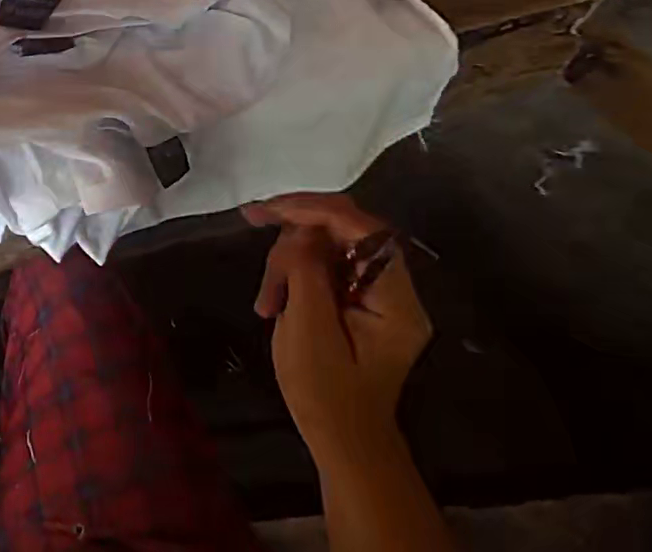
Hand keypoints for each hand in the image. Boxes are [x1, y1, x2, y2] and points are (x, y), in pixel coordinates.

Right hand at [243, 194, 431, 457]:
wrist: (343, 442)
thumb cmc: (326, 394)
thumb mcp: (309, 330)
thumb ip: (307, 271)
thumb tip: (299, 230)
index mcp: (395, 300)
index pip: (363, 230)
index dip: (315, 211)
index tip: (270, 210)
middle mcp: (394, 288)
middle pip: (344, 231)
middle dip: (295, 234)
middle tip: (256, 239)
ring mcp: (376, 293)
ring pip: (326, 246)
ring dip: (287, 260)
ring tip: (266, 299)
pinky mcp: (357, 299)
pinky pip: (323, 265)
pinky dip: (292, 273)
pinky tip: (273, 298)